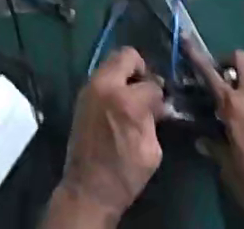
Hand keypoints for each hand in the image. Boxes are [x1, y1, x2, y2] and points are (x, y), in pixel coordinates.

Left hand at [50, 47, 165, 226]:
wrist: (88, 187)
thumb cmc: (125, 173)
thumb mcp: (151, 150)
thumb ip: (153, 119)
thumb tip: (157, 103)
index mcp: (126, 101)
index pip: (151, 84)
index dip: (160, 94)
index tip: (162, 104)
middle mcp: (105, 85)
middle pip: (126, 55)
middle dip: (140, 69)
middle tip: (146, 89)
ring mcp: (89, 87)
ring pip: (111, 62)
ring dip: (124, 74)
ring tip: (132, 97)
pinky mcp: (81, 94)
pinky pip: (101, 76)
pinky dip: (112, 83)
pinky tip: (118, 104)